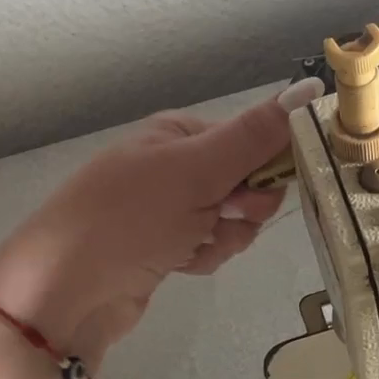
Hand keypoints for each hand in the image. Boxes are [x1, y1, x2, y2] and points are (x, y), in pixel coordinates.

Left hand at [0, 77, 324, 352]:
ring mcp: (169, 210)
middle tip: (218, 219)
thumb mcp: (197, 170)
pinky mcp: (166, 248)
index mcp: (180, 134)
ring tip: (190, 248)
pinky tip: (179, 265)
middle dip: (242, 211)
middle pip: (247, 185)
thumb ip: (255, 136)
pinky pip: (210, 248)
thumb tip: (310, 89)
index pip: (251, 141)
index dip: (266, 169)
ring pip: (232, 222)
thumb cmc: (131, 218)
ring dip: (223, 240)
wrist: (68, 290)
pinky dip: (203, 258)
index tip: (257, 191)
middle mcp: (175, 166)